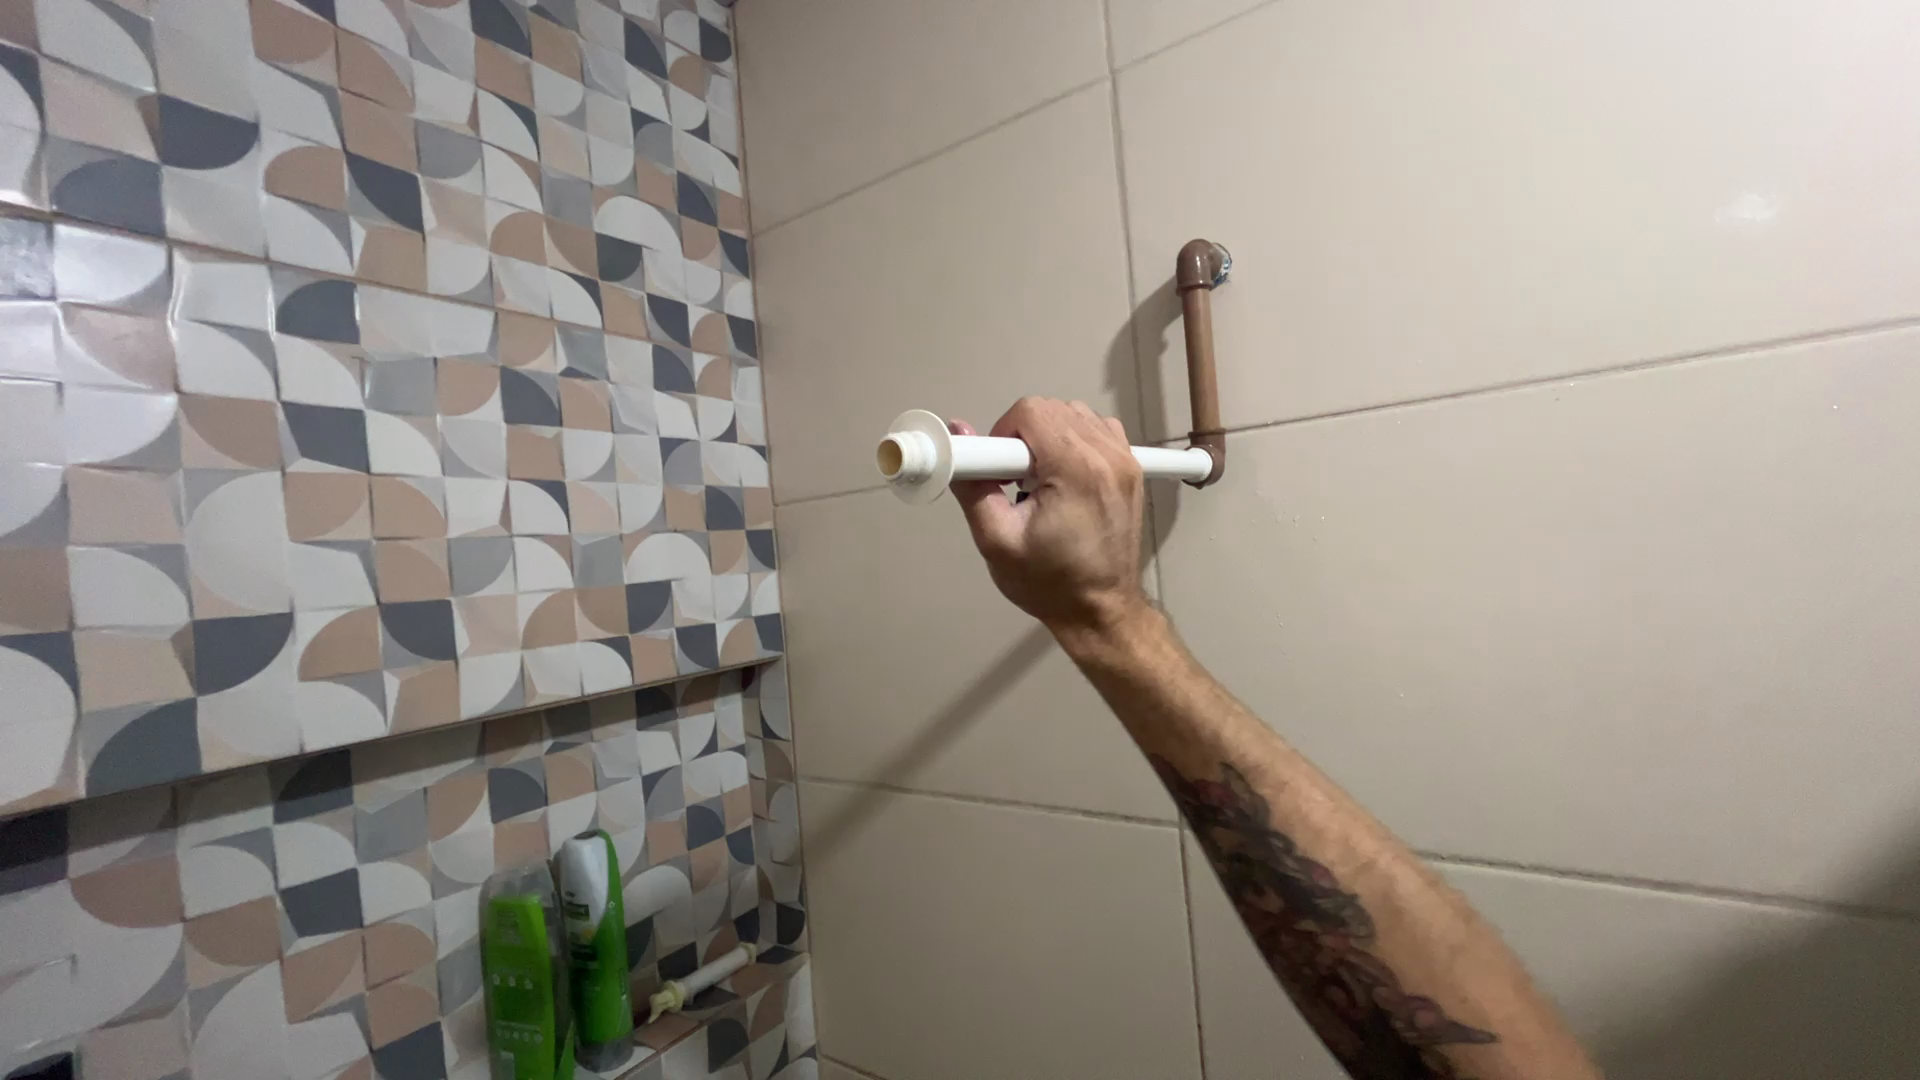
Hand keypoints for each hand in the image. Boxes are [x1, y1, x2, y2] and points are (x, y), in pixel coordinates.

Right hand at [949, 398, 1150, 644]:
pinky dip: (1075, 442)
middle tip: (1016, 481)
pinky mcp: (1132, 470)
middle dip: (1023, 438)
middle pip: (1052, 409)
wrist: (1100, 609)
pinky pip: (1098, 430)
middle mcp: (1107, 456)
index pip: (1030, 412)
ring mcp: (1125, 461)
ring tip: (1040, 482)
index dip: (1003, 435)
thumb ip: (973, 484)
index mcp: (1076, 469)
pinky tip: (1064, 477)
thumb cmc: (1049, 582)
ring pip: (1074, 415)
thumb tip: (957, 436)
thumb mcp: (996, 540)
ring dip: (1049, 438)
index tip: (1000, 471)